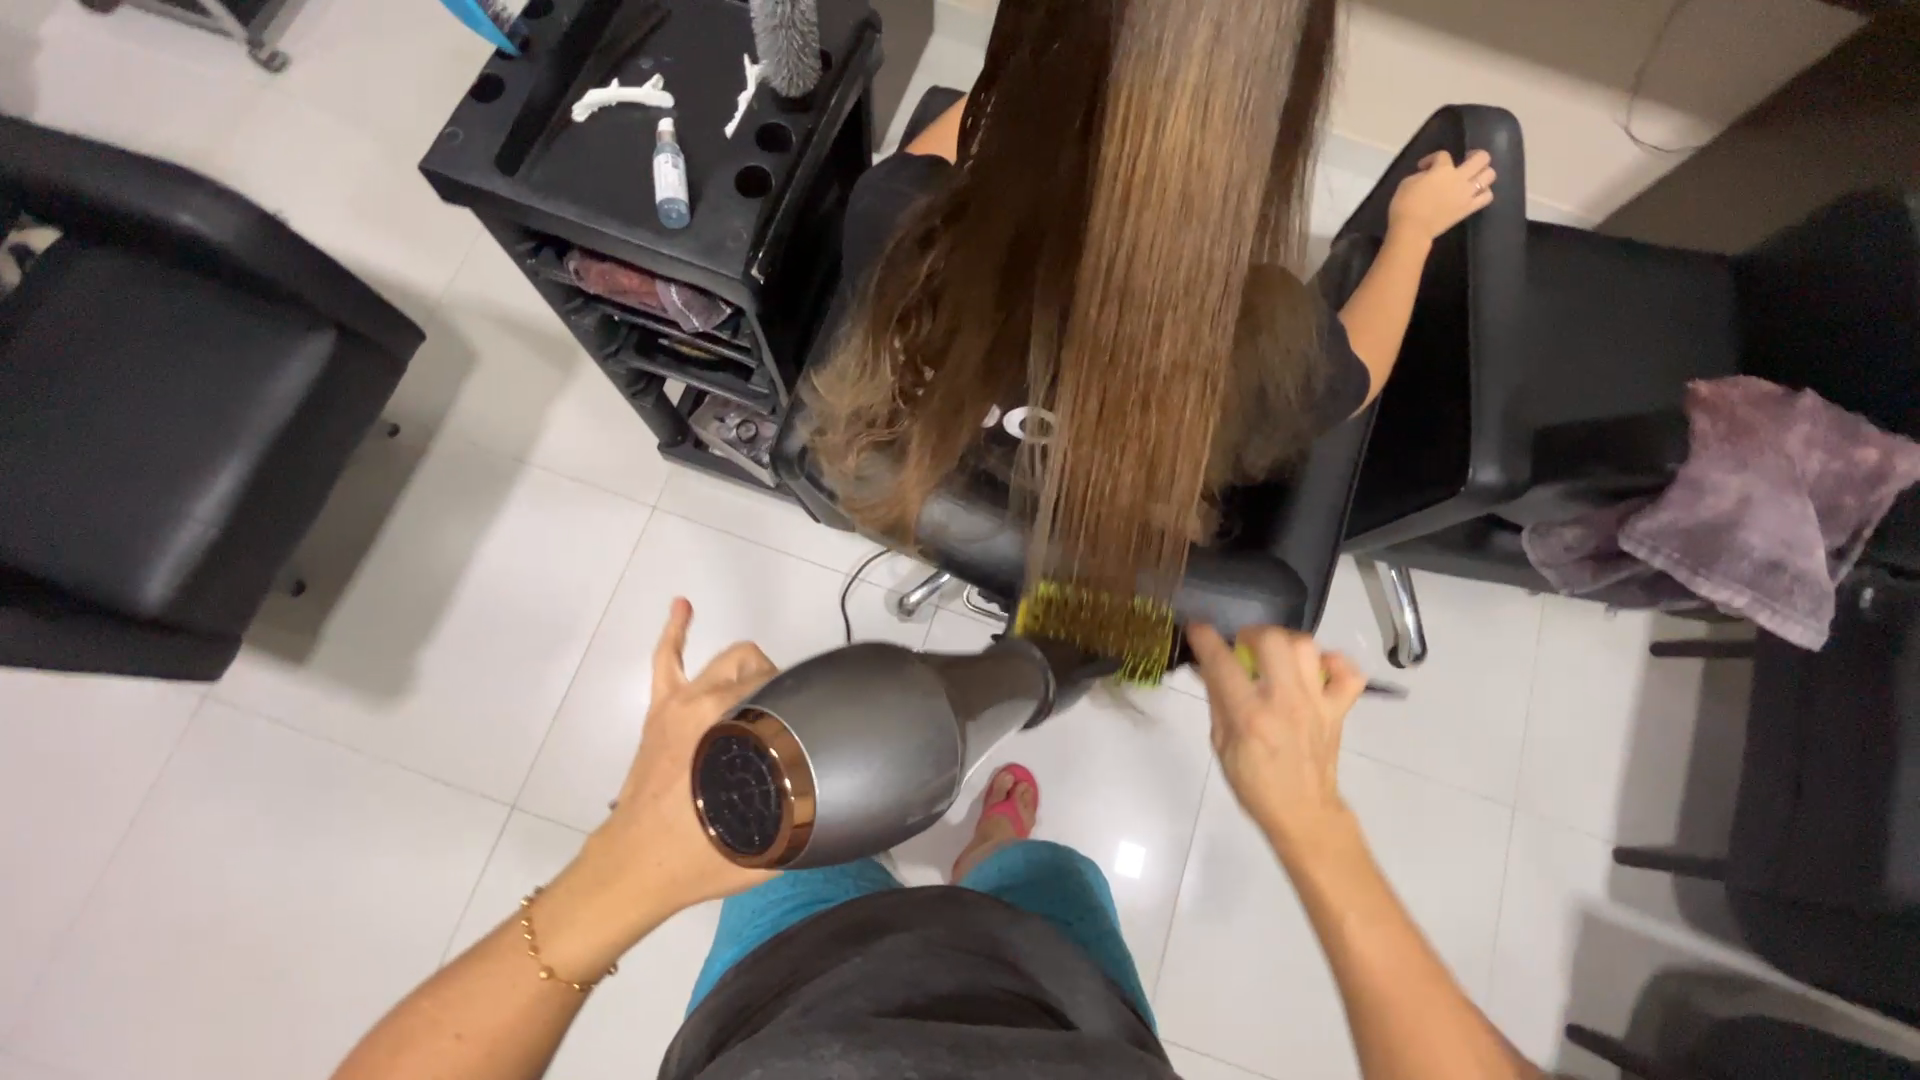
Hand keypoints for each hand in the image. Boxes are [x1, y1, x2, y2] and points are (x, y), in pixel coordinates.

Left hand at [568, 599, 779, 918]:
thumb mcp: (771, 840)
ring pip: (725, 660)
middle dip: (780, 685)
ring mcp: (678, 703)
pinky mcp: (658, 711)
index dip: (802, 705)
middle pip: (759, 669)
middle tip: (785, 721)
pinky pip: (667, 660)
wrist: (635, 867)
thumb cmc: (701, 852)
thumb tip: (840, 797)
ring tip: (765, 681)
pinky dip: (676, 631)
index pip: (782, 689)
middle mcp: (707, 702)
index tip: (811, 728)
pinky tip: (683, 606)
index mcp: (733, 724)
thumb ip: (806, 811)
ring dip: (749, 667)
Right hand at [1187, 624, 1365, 857]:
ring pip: (1306, 647)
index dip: (1204, 638)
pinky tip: (1315, 670)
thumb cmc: (1253, 783)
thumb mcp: (1221, 743)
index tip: (1197, 629)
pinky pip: (1348, 673)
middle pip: (1272, 641)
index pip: (1221, 662)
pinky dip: (1333, 663)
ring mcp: (1317, 704)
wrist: (1303, 813)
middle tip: (1242, 646)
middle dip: (1251, 633)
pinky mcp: (1339, 710)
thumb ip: (1218, 700)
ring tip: (1274, 656)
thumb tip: (1208, 666)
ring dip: (1285, 643)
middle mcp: (1285, 702)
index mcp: (1249, 715)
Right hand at [1387, 149, 1496, 242]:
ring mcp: (1467, 193)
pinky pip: (1487, 197)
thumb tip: (1428, 175)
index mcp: (1442, 169)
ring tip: (1474, 177)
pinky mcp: (1468, 208)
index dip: (1432, 158)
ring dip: (1483, 173)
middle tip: (1466, 160)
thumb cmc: (1404, 206)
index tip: (1423, 166)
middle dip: (1475, 155)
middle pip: (1481, 157)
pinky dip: (1484, 193)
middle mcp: (1460, 177)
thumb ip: (1421, 175)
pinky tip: (1476, 193)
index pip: (1443, 155)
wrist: (1411, 230)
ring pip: (1490, 175)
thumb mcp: (1406, 183)